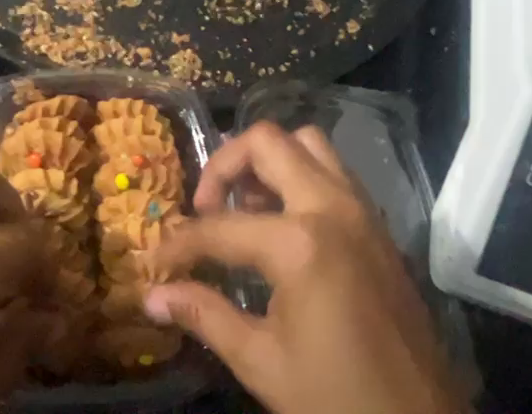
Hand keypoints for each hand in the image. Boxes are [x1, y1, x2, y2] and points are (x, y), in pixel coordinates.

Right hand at [144, 123, 466, 413]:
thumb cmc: (337, 398)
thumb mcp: (262, 362)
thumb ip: (205, 314)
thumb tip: (152, 295)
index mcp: (300, 242)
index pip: (220, 227)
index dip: (179, 244)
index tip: (156, 260)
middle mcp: (333, 206)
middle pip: (268, 142)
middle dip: (224, 166)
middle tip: (206, 209)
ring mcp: (362, 210)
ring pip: (308, 144)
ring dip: (269, 162)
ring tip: (246, 209)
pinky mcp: (379, 224)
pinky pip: (334, 171)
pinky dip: (301, 176)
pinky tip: (282, 224)